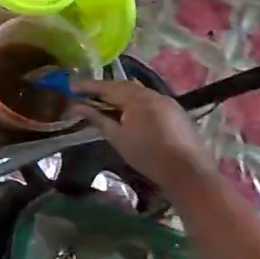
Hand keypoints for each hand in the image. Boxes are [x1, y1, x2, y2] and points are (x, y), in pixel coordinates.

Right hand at [67, 79, 215, 191]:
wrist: (188, 172)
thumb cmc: (148, 155)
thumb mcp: (117, 138)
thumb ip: (97, 119)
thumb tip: (77, 107)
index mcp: (137, 98)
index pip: (107, 87)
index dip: (88, 86)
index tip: (71, 87)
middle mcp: (153, 94)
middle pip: (124, 86)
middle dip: (104, 88)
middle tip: (86, 94)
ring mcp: (167, 102)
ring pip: (138, 92)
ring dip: (120, 95)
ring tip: (105, 103)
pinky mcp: (176, 112)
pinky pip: (150, 100)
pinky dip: (134, 102)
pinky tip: (129, 113)